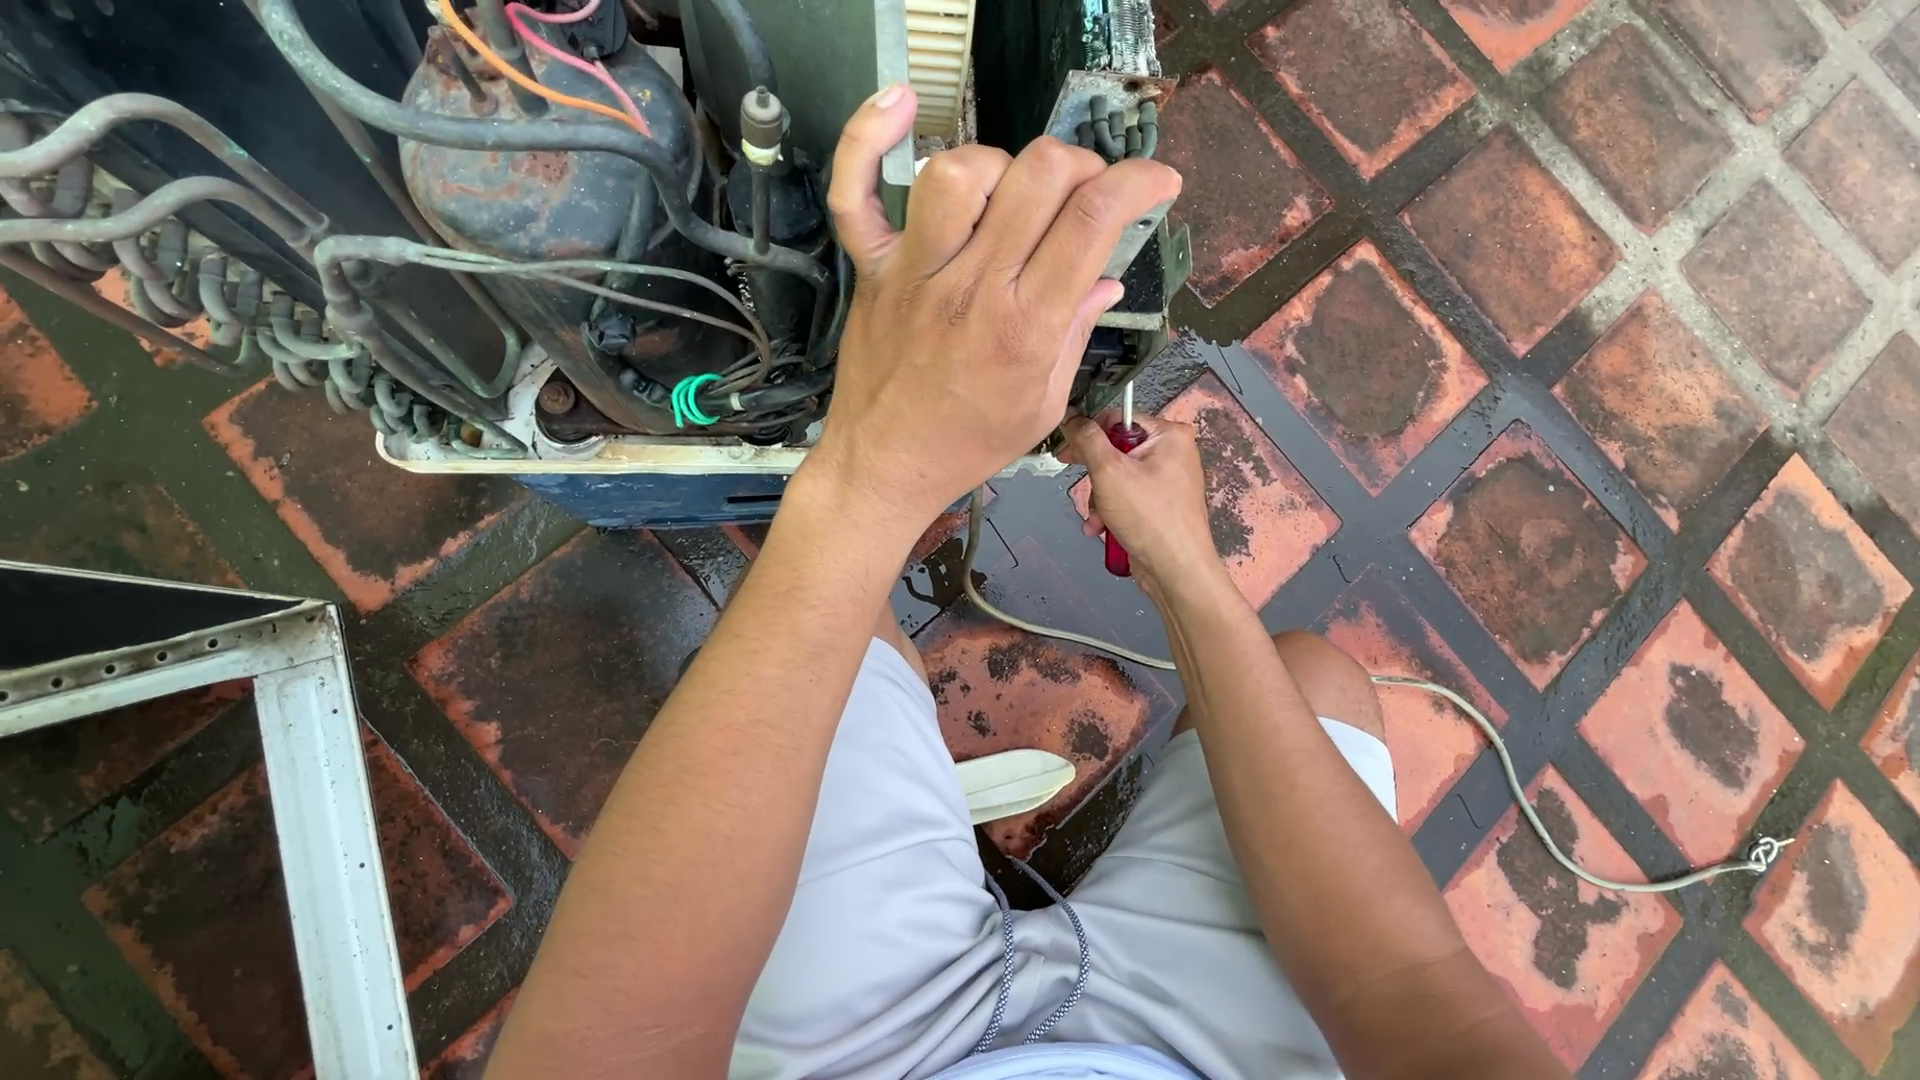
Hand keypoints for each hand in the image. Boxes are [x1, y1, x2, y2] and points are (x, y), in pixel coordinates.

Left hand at [806, 84, 1182, 527]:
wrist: (886, 468)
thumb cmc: (968, 447)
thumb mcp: (1043, 405)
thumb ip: (1076, 333)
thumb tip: (1107, 276)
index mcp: (1027, 327)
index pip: (1095, 217)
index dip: (1140, 181)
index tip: (1156, 181)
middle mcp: (973, 287)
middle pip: (1040, 175)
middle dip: (1082, 167)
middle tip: (1085, 194)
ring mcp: (916, 273)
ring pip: (961, 170)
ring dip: (1003, 164)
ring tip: (1011, 195)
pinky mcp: (873, 270)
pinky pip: (855, 192)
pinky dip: (866, 140)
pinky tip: (899, 105)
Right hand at [1059, 411, 1221, 594]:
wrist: (1175, 569)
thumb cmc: (1150, 517)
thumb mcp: (1109, 470)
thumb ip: (1087, 439)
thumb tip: (1072, 419)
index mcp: (1169, 435)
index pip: (1118, 419)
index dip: (1090, 433)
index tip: (1068, 449)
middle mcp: (1172, 453)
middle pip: (1115, 450)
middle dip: (1094, 475)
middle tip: (1079, 483)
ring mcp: (1167, 481)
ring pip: (1116, 477)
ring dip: (1099, 498)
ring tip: (1097, 517)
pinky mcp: (1160, 505)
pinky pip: (1126, 497)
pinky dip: (1110, 511)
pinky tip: (1102, 528)